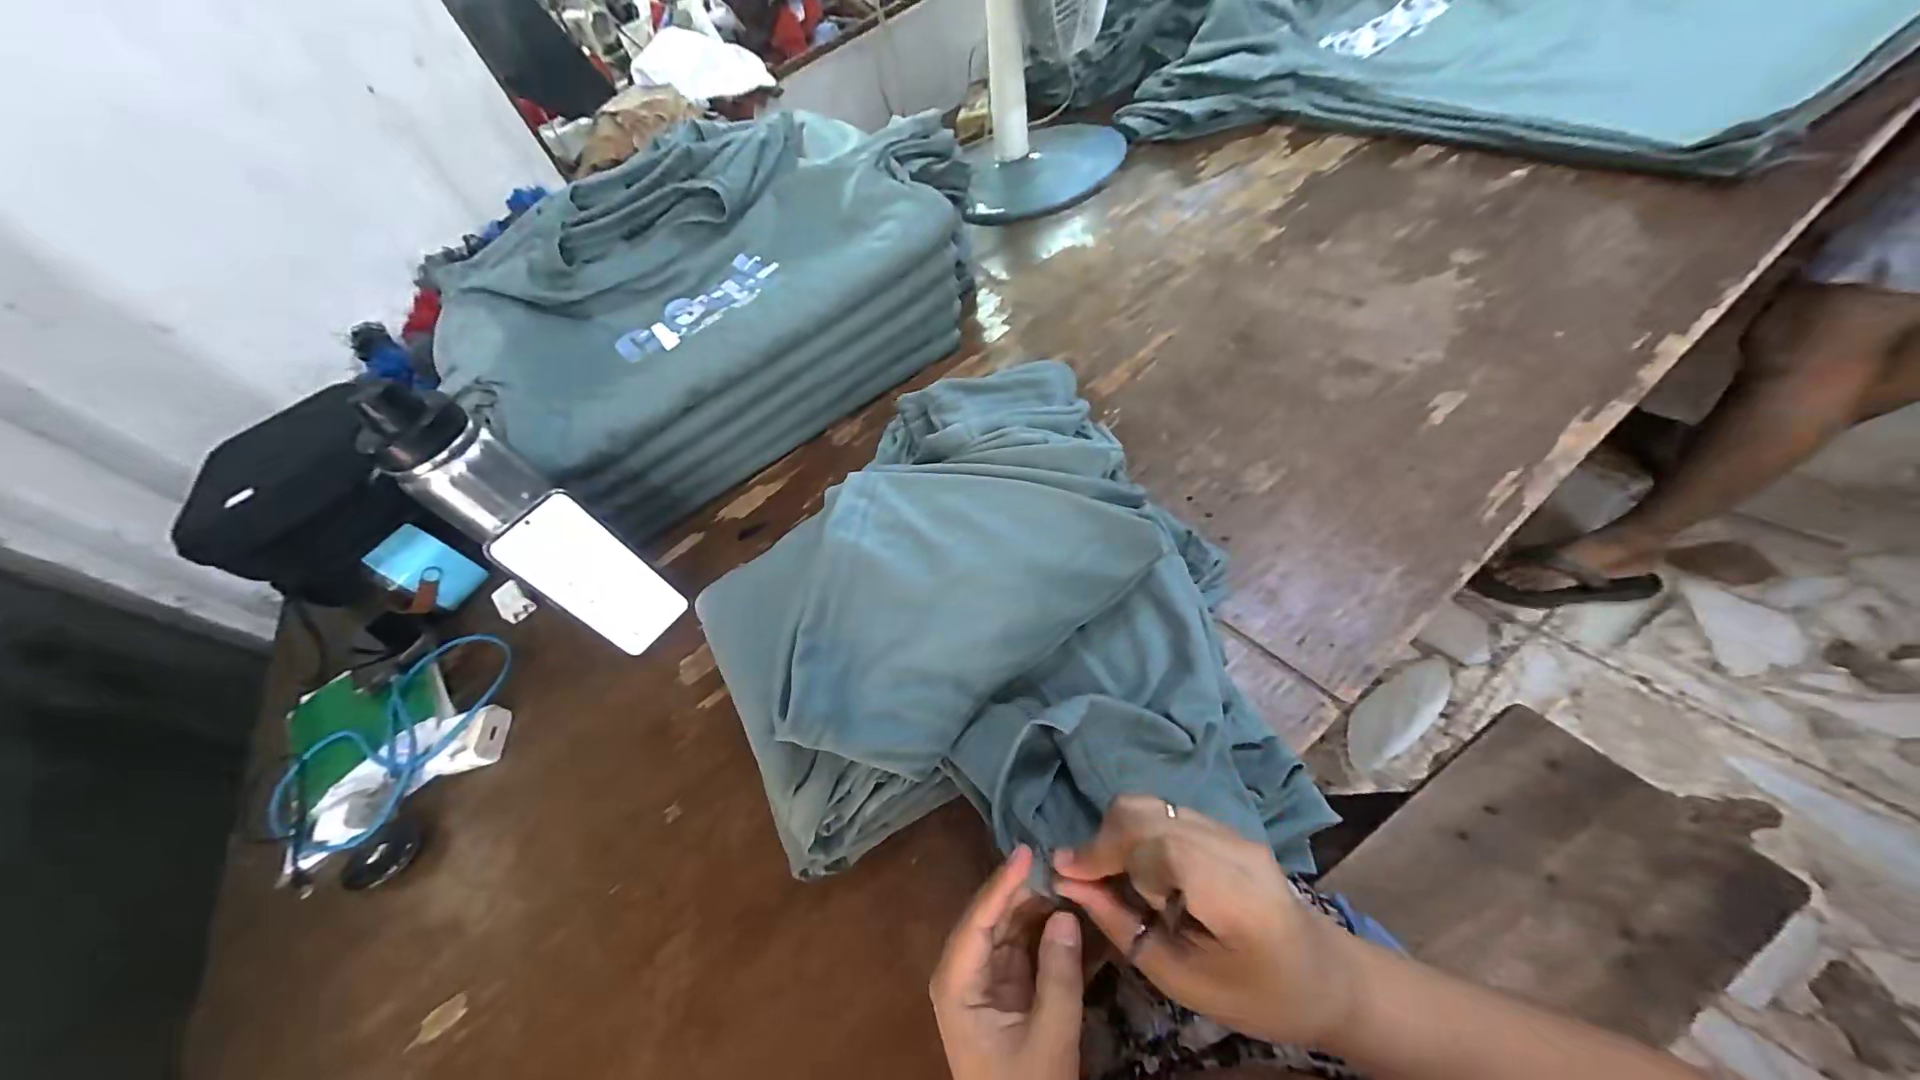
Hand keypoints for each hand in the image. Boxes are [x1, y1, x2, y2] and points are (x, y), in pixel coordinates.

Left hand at [930, 845, 1083, 1079]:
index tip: (1026, 851)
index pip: (977, 920)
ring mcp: (985, 976)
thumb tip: (1065, 914)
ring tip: (1068, 879)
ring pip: (1009, 925)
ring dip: (1037, 904)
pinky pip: (1023, 943)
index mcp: (956, 983)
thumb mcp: (1049, 1039)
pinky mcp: (1006, 984)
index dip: (1001, 883)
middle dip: (1024, 889)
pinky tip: (1067, 907)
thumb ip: (1059, 975)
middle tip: (1059, 863)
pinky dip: (1044, 926)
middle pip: (992, 917)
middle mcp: (964, 971)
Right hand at [1053, 795, 1357, 1048]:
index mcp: (1233, 891)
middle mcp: (1230, 844)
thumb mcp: (1184, 980)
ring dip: (1118, 832)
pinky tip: (1139, 868)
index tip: (1066, 872)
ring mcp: (1229, 828)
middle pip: (1145, 812)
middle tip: (1084, 875)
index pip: (1156, 845)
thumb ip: (1122, 925)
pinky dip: (1137, 832)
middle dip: (1103, 839)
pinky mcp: (1224, 825)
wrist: (1325, 976)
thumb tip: (1067, 882)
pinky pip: (1165, 812)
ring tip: (1111, 873)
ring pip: (1150, 805)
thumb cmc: (1257, 994)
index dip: (1104, 852)